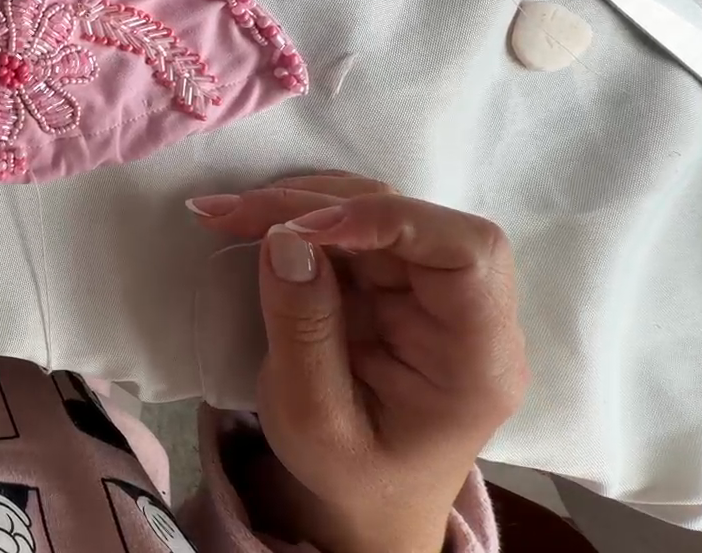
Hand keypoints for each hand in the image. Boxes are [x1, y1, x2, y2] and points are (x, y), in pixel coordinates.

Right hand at [188, 174, 529, 552]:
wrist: (363, 498)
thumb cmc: (348, 473)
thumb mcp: (311, 418)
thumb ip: (302, 330)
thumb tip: (286, 240)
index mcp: (475, 360)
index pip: (465, 253)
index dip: (387, 221)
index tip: (298, 230)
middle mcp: (464, 313)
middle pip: (408, 220)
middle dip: (315, 205)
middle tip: (229, 215)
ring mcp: (425, 293)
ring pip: (372, 209)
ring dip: (296, 202)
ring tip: (227, 215)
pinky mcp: (388, 282)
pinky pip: (346, 224)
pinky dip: (292, 213)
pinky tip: (249, 221)